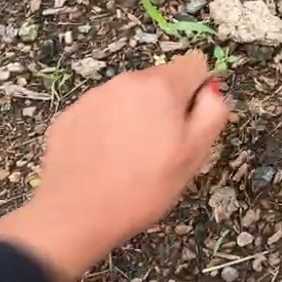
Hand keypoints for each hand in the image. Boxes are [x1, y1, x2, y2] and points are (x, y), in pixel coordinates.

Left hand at [0, 52, 229, 281]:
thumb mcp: (196, 153)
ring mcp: (92, 97)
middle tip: (163, 146)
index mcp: (161, 86)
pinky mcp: (68, 116)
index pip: (195, 64)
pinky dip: (109, 127)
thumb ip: (213, 111)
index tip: (190, 122)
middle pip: (161, 80)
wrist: (75, 216)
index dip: (199, 92)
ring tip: (132, 156)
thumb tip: (210, 90)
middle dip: (167, 105)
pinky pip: (102, 112)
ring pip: (130, 97)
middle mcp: (126, 81)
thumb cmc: (146, 186)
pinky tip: (106, 159)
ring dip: (138, 115)